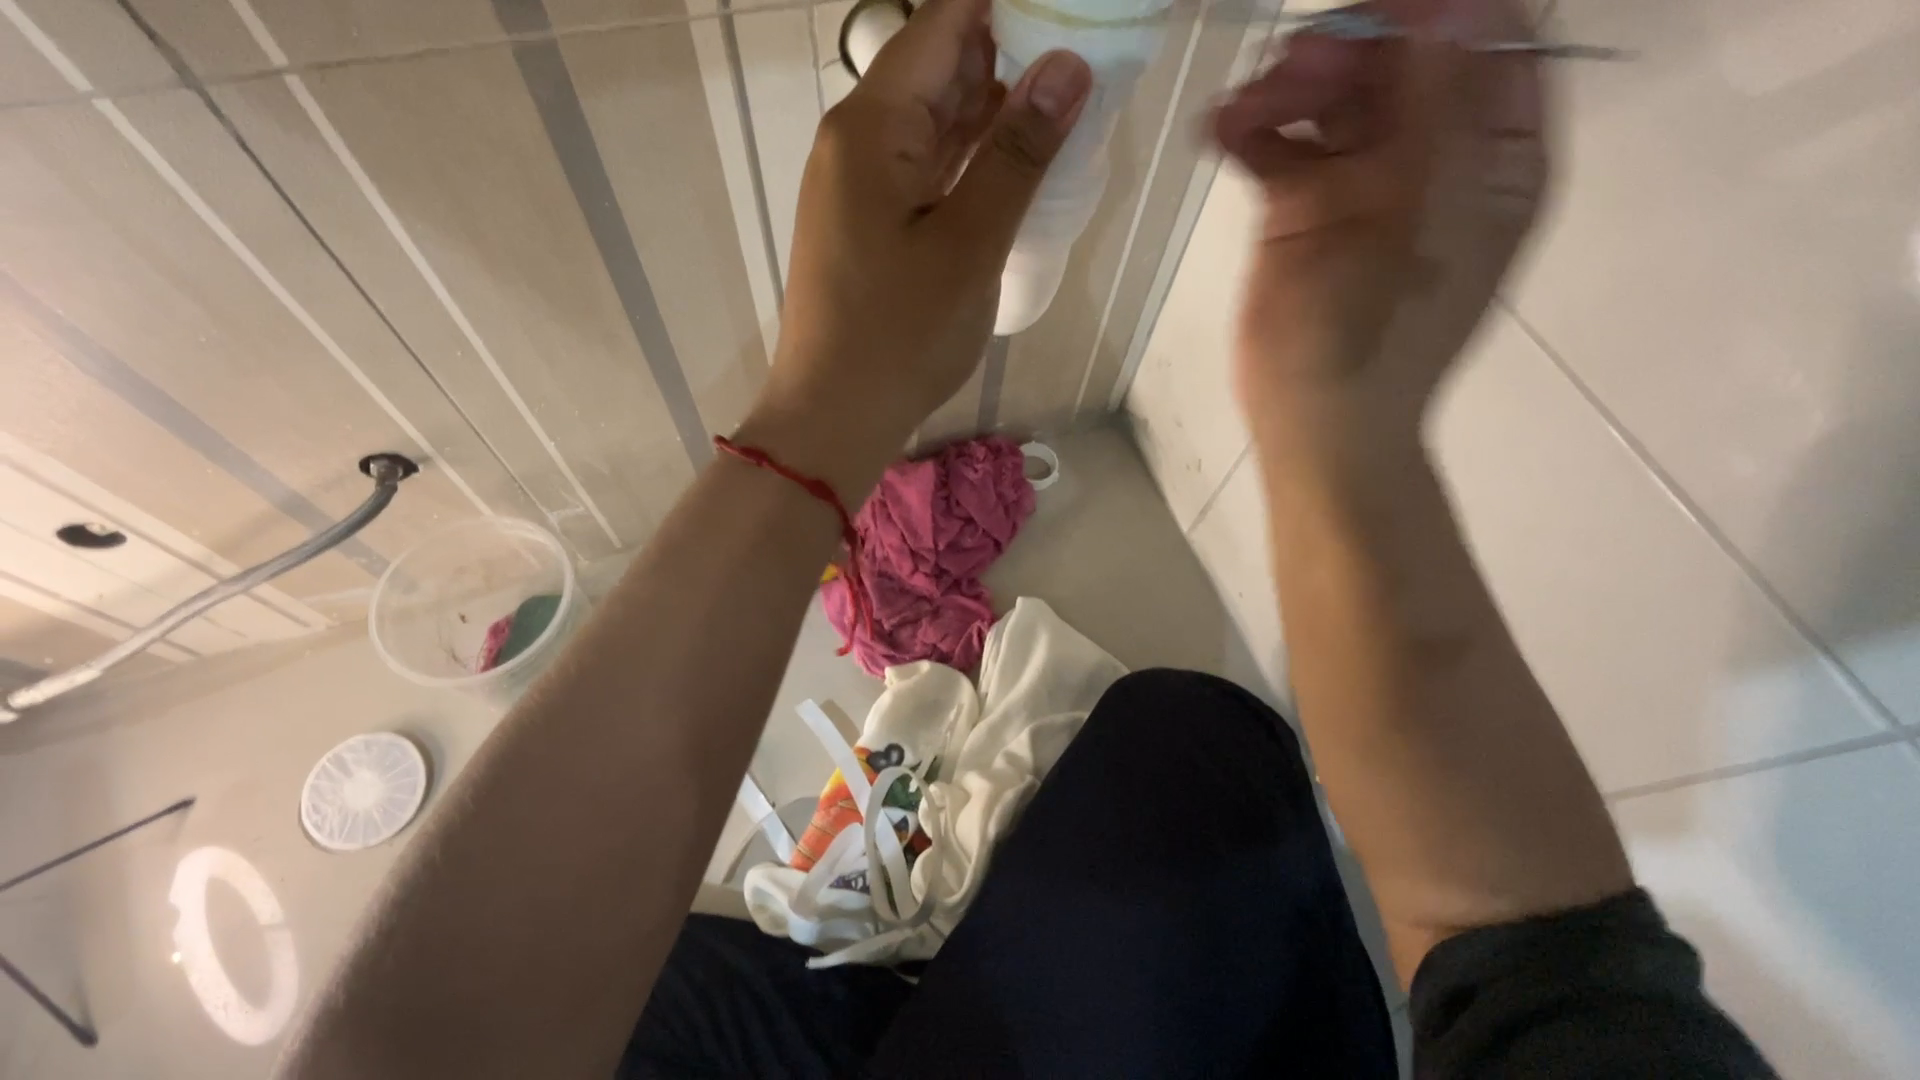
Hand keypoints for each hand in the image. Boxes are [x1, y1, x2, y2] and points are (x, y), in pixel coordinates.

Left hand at [737, 0, 1091, 493]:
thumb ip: (1018, 153)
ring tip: (1069, 101)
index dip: (1010, 9)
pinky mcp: (870, 218)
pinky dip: (971, 155)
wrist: (834, 415)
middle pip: (939, 65)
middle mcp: (857, 137)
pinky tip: (1018, 158)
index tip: (1076, 17)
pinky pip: (926, 163)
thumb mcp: (970, 243)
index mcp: (873, 125)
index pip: (945, 23)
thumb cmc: (900, 335)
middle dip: (1013, 54)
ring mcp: (859, 180)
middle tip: (1089, 60)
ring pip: (934, 117)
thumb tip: (1069, 66)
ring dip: (996, 108)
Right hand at [1213, 0, 1547, 442]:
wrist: (1312, 424)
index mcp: (1493, 155)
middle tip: (1290, 68)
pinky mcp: (1302, 204)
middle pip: (1399, 54)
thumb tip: (1454, 0)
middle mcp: (1434, 152)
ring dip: (1286, 85)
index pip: (1488, 35)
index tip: (1373, 15)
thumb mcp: (1423, 223)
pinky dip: (1248, 129)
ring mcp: (1363, 178)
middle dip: (1344, 47)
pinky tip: (1220, 133)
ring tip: (1244, 110)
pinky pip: (1278, 142)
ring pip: (1331, 92)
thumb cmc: (1379, 341)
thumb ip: (1439, 109)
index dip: (1433, 8)